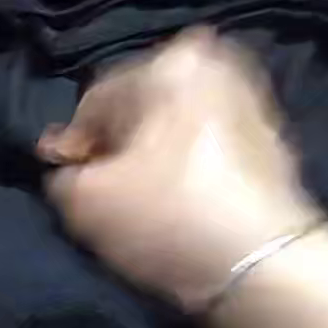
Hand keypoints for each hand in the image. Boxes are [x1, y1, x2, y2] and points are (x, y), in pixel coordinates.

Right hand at [38, 28, 321, 309]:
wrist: (259, 263)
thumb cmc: (165, 220)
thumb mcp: (84, 202)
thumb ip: (61, 177)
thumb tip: (70, 169)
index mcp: (168, 64)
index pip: (92, 104)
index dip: (72, 148)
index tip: (67, 186)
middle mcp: (211, 64)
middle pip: (135, 112)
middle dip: (114, 150)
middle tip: (103, 194)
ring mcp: (247, 97)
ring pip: (169, 129)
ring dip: (147, 160)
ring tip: (139, 204)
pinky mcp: (267, 136)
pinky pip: (200, 146)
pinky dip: (180, 168)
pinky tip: (174, 203)